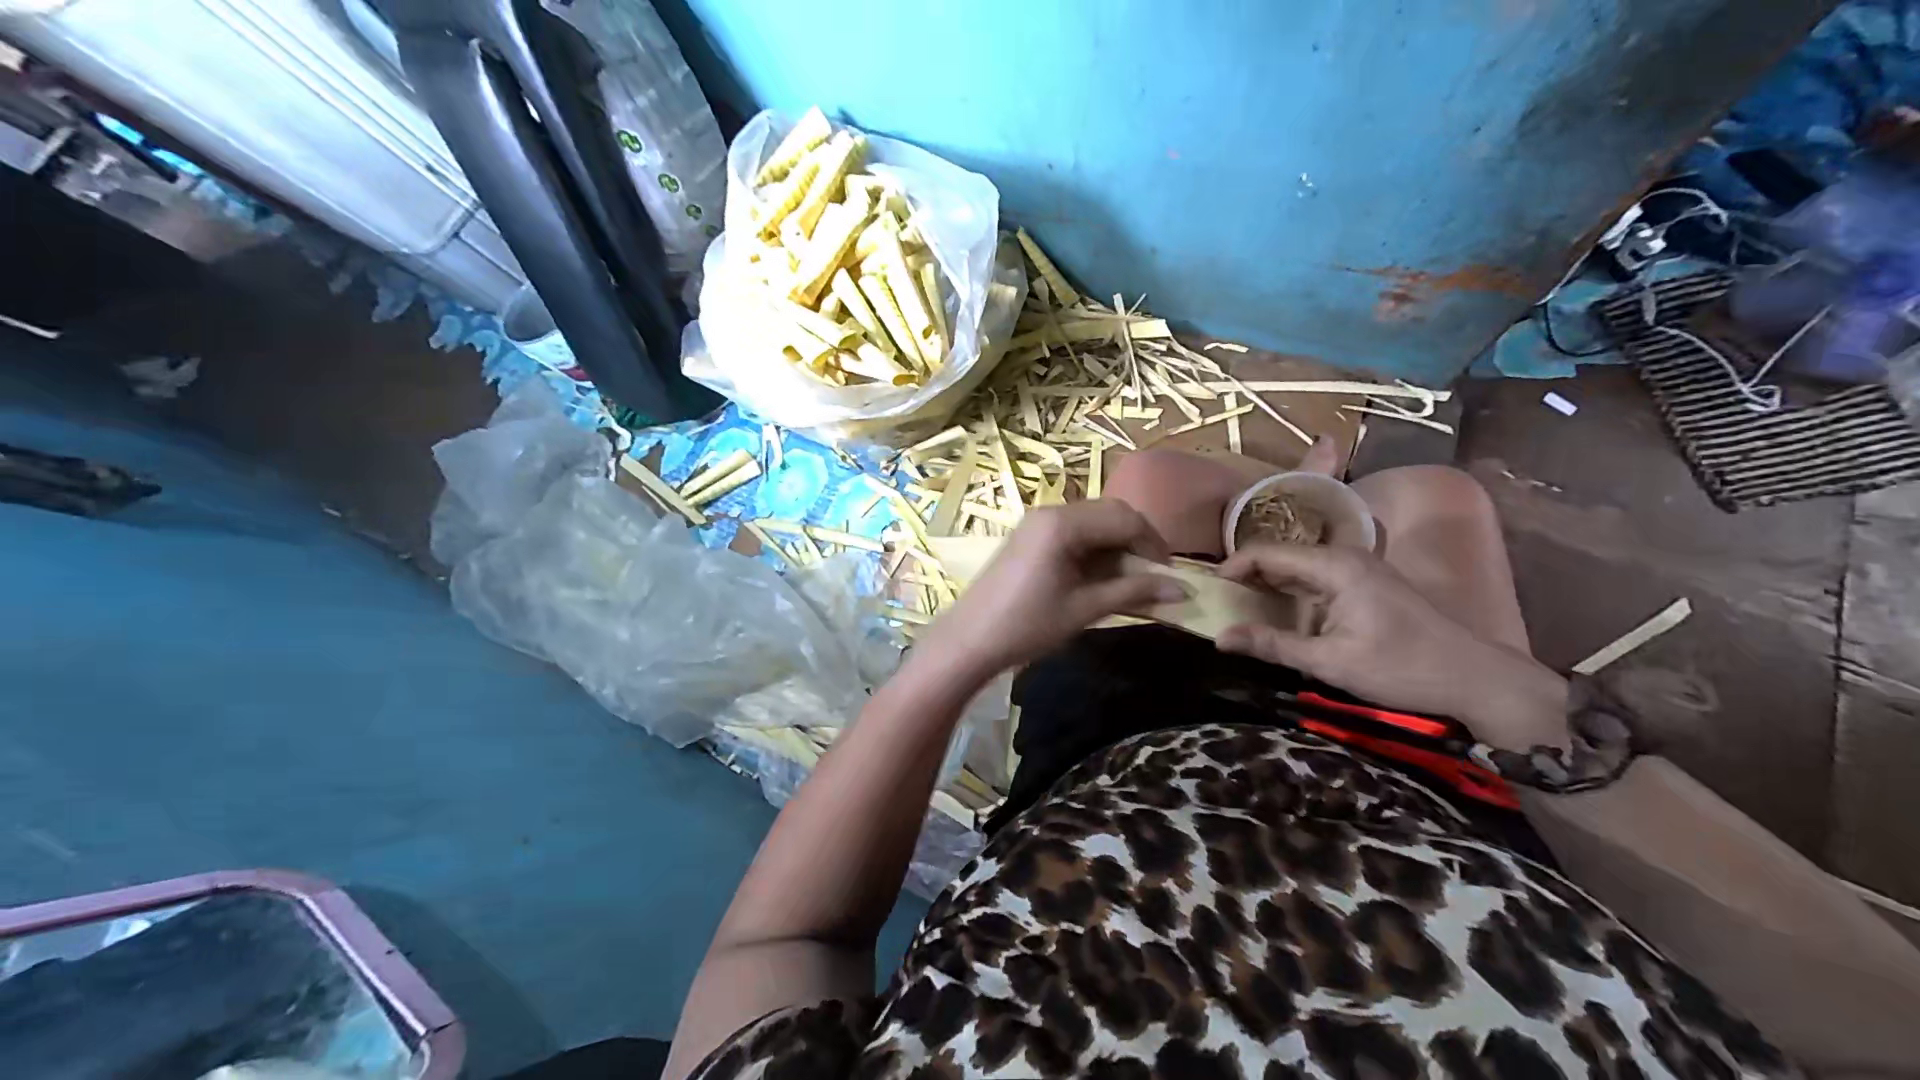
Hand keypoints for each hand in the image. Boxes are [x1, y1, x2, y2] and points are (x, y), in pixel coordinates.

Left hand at [916, 501, 1184, 681]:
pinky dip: (1094, 549)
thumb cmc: (1027, 626)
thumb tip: (1182, 590)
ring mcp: (1037, 522)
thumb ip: (1134, 592)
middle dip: (1137, 543)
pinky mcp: (1030, 536)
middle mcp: (1051, 512)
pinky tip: (1100, 577)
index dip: (1154, 545)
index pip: (1126, 519)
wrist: (970, 640)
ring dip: (1117, 546)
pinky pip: (1074, 532)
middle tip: (1153, 578)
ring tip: (1129, 582)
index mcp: (1063, 524)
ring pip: (1093, 521)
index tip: (1169, 576)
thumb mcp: (1085, 609)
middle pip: (1111, 513)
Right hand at [1214, 543, 1570, 751]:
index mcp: (1336, 566)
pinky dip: (1291, 592)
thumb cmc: (1402, 668)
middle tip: (1218, 600)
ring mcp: (1360, 568)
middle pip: (1282, 555)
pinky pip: (1316, 578)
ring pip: (1298, 566)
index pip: (1268, 552)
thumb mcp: (1330, 662)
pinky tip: (1278, 614)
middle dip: (1247, 575)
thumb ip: (1272, 646)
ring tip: (1239, 607)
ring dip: (1268, 585)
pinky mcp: (1367, 584)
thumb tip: (1219, 638)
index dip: (1233, 567)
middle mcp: (1346, 557)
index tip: (1209, 590)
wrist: (1477, 680)